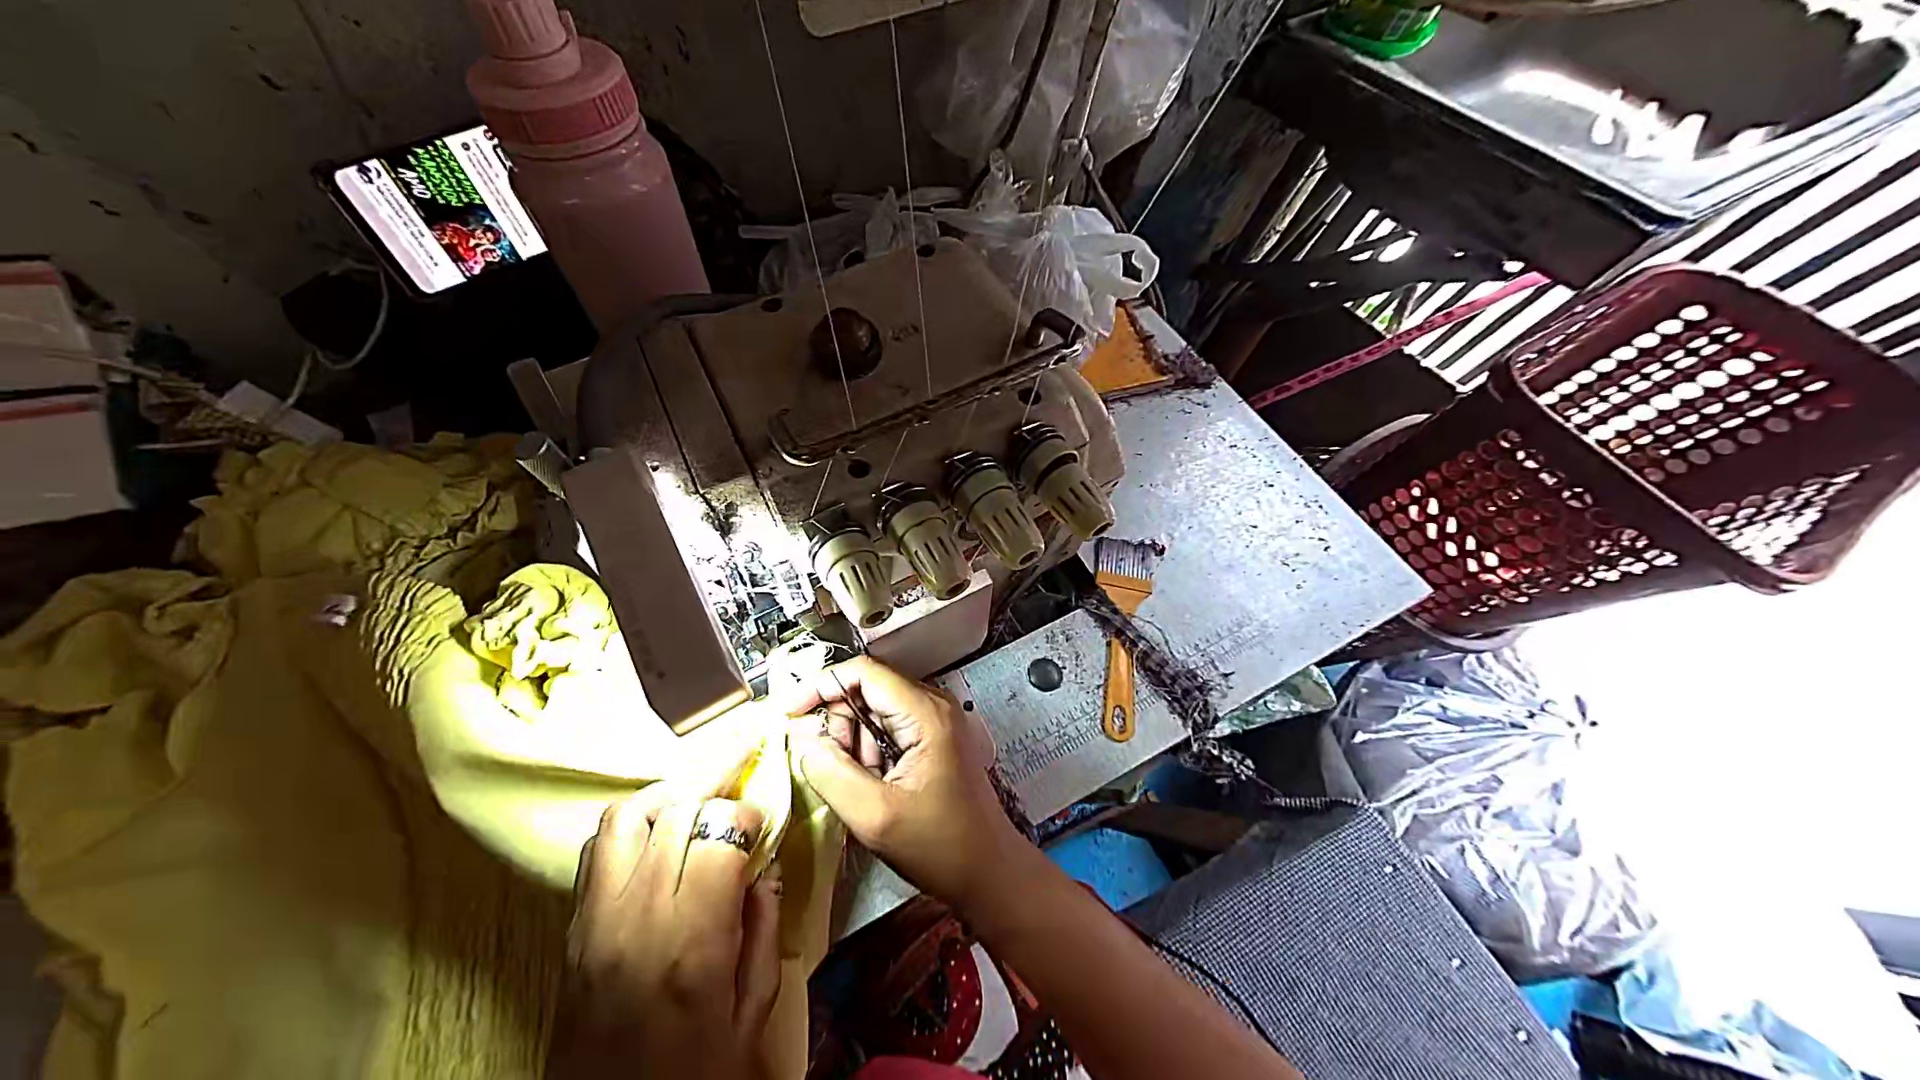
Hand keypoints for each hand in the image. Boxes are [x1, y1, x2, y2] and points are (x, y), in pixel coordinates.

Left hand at [547, 746, 782, 1079]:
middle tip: (738, 794)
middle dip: (717, 789)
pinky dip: (631, 825)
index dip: (749, 815)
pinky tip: (657, 836)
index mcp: (691, 941)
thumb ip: (764, 931)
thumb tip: (764, 869)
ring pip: (627, 815)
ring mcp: (595, 919)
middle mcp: (637, 916)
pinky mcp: (572, 927)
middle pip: (677, 809)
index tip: (763, 826)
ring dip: (669, 797)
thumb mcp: (751, 1015)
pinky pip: (596, 847)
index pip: (721, 829)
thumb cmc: (692, 1079)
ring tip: (698, 802)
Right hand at [777, 656, 1024, 912]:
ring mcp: (933, 722)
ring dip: (852, 745)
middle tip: (832, 768)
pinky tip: (874, 787)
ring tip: (861, 786)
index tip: (791, 712)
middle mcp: (932, 706)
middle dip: (838, 725)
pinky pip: (884, 732)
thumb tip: (803, 741)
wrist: (989, 871)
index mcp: (926, 713)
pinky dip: (867, 755)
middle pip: (865, 690)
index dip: (821, 685)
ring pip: (871, 712)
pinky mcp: (931, 740)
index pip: (863, 672)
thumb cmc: (943, 847)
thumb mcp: (876, 817)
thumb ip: (832, 774)